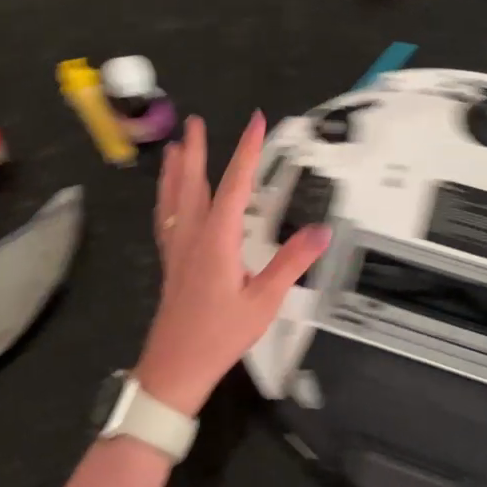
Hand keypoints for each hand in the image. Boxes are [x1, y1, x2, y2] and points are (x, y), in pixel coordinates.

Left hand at [134, 113, 331, 415]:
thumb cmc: (219, 334)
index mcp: (217, 240)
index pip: (235, 184)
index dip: (246, 150)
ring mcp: (176, 248)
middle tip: (195, 121)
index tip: (255, 122)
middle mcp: (192, 236)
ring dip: (176, 169)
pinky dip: (166, 197)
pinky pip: (165, 218)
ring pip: (174, 198)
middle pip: (193, 182)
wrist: (176, 364)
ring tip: (176, 147)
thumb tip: (320, 232)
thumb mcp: (264, 301)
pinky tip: (167, 198)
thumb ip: (291, 263)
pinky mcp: (170, 261)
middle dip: (197, 150)